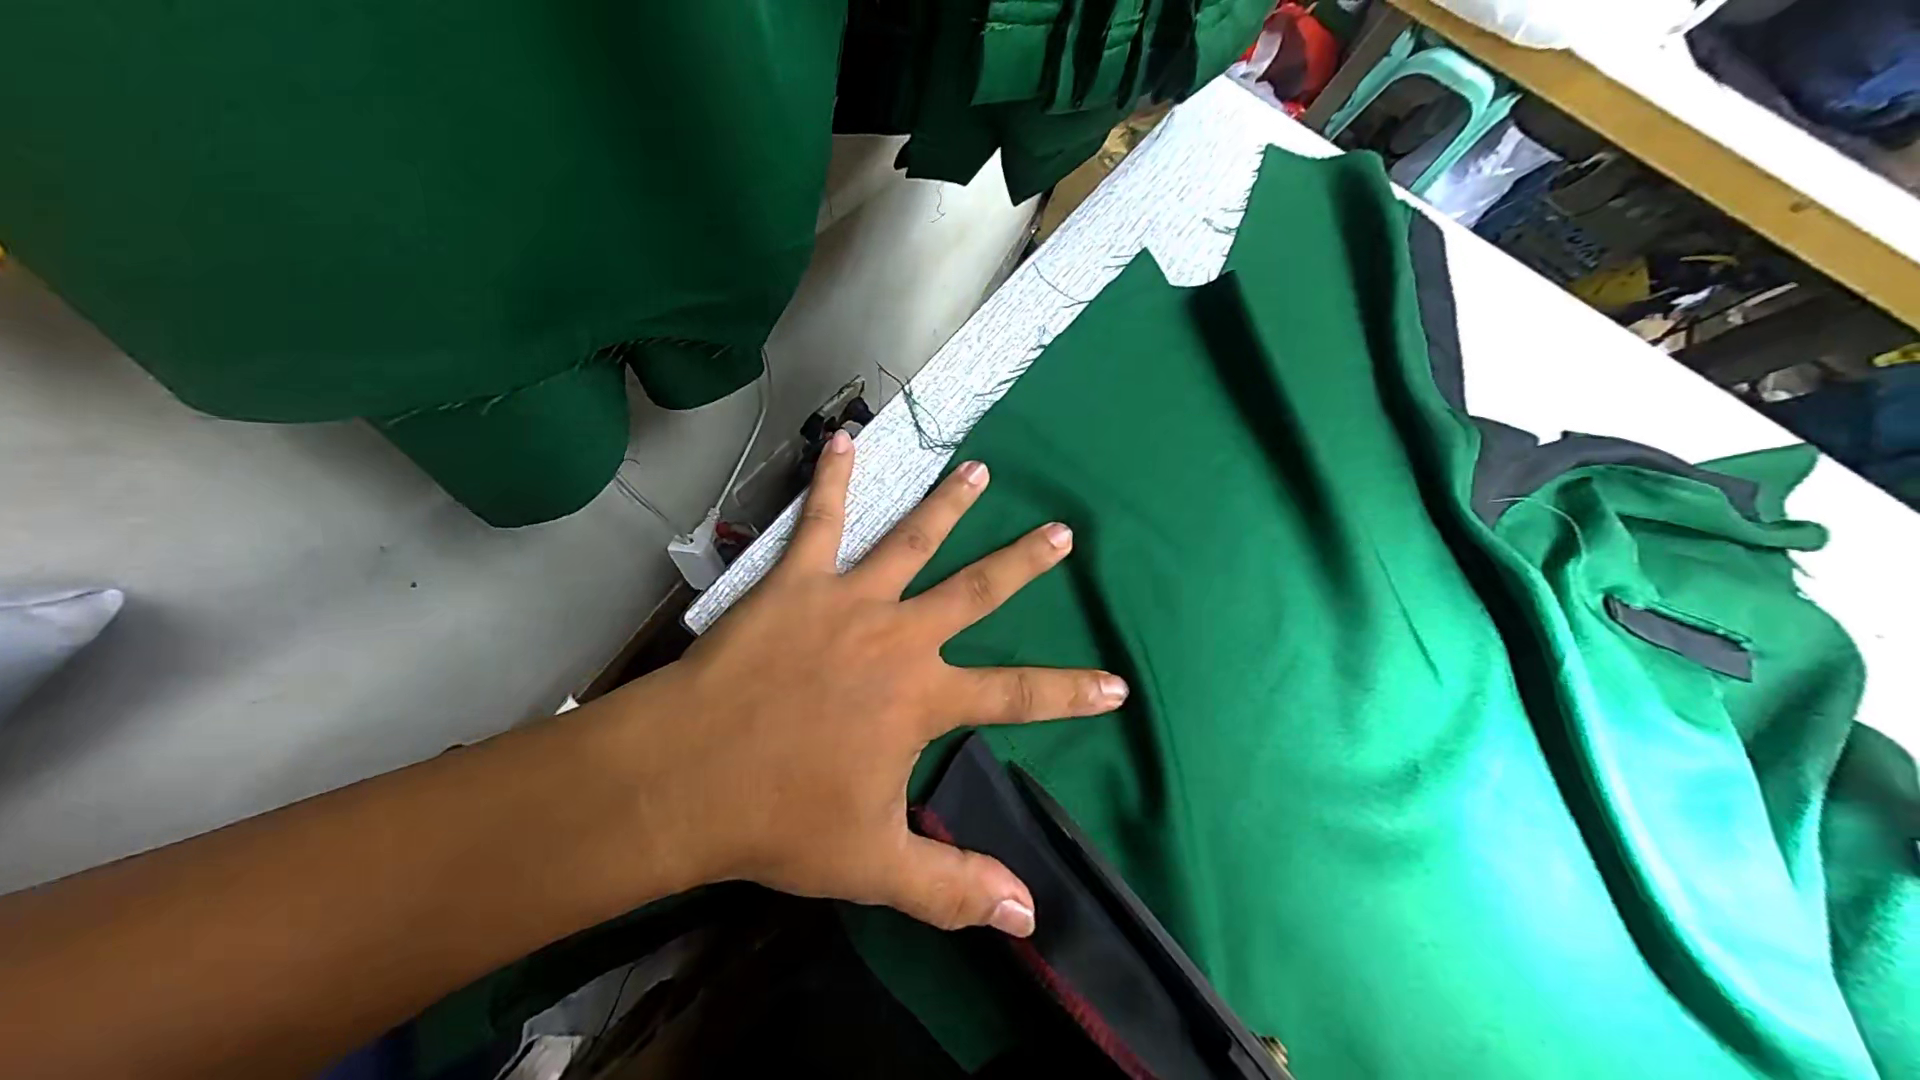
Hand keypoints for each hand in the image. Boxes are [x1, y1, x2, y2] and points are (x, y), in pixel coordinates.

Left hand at [623, 430, 1125, 936]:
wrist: (685, 777)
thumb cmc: (781, 818)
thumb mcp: (875, 864)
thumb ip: (954, 886)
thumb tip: (1028, 915)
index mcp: (922, 699)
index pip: (1017, 695)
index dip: (1069, 694)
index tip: (1114, 684)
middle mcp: (899, 638)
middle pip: (977, 592)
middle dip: (1024, 564)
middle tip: (1061, 534)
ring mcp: (849, 601)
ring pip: (911, 541)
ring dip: (949, 505)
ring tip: (980, 471)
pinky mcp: (796, 582)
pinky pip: (820, 520)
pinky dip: (833, 478)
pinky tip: (842, 438)